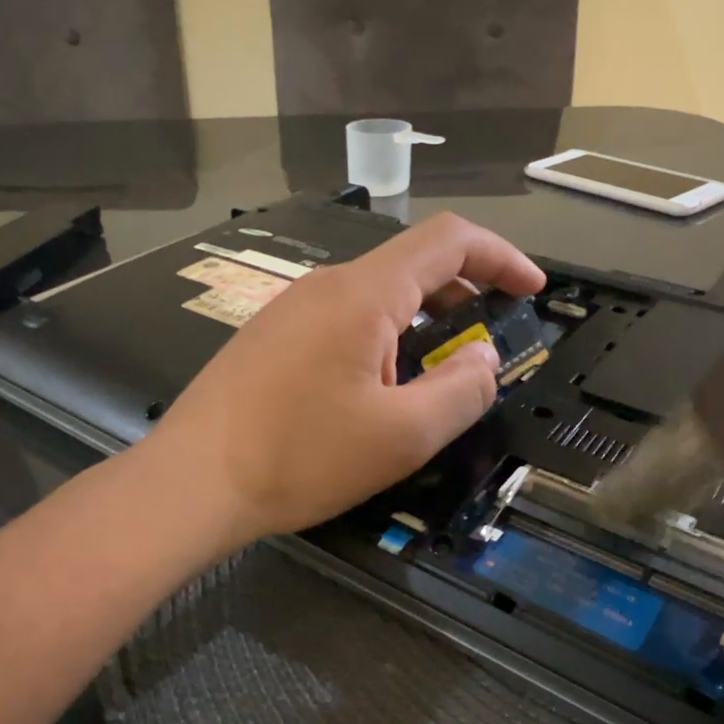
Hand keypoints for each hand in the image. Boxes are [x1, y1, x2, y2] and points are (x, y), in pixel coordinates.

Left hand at [137, 212, 545, 546]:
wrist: (191, 483)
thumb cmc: (300, 458)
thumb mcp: (401, 436)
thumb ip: (460, 391)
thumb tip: (484, 357)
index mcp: (362, 294)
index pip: (447, 240)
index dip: (500, 256)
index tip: (532, 290)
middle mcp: (325, 286)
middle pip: (410, 265)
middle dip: (463, 294)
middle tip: (488, 344)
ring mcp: (289, 310)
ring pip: (374, 296)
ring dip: (420, 323)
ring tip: (435, 377)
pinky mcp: (269, 338)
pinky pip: (341, 321)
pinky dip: (381, 339)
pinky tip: (376, 390)